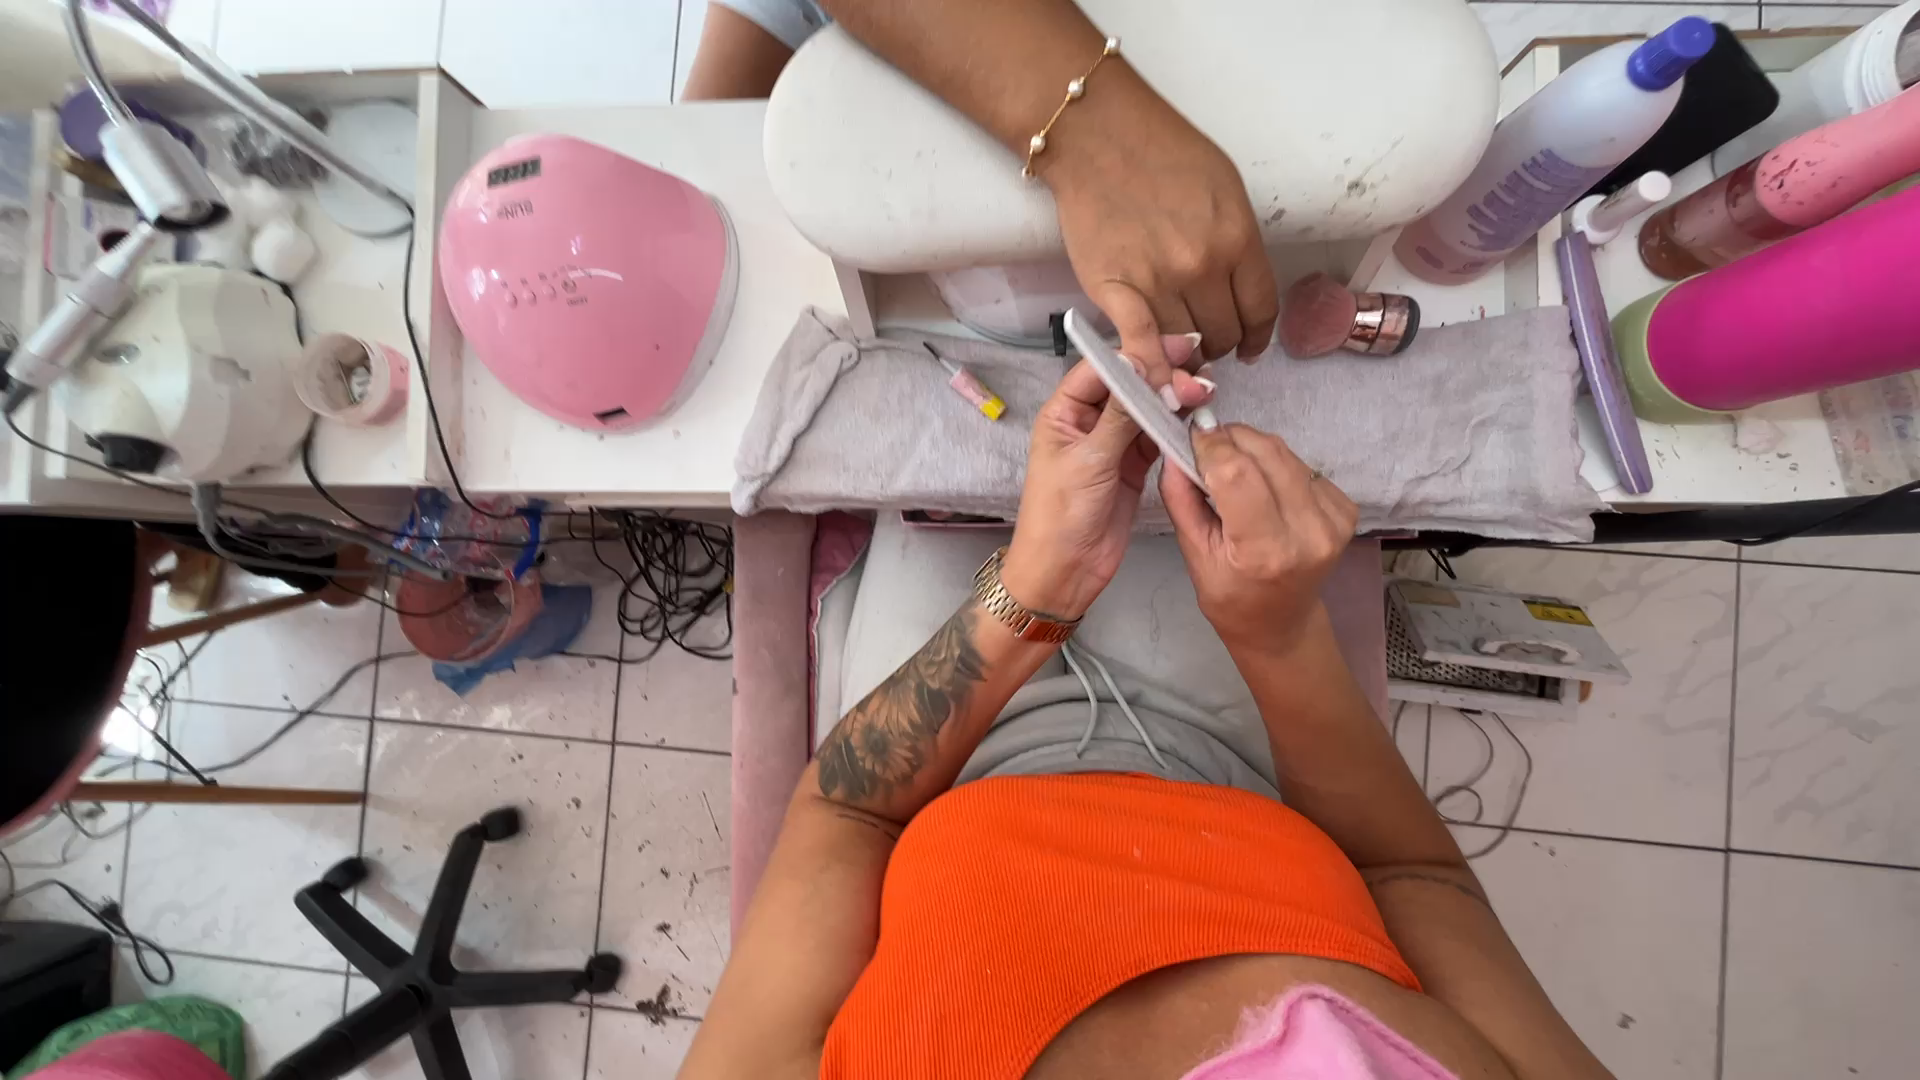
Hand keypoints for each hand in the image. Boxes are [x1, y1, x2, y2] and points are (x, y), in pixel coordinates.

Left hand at [1002, 337, 1211, 618]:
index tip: (1175, 346)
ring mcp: (1111, 444)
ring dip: (1174, 399)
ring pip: (1146, 408)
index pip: (1102, 369)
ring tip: (1205, 391)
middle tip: (1198, 373)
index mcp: (1063, 413)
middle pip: (1128, 384)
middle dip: (1162, 375)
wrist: (1065, 570)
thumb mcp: (1089, 460)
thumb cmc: (1061, 515)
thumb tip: (1138, 363)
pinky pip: (1156, 436)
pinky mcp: (1131, 466)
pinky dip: (1176, 426)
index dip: (1138, 354)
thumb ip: (1117, 414)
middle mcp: (1087, 422)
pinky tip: (1197, 416)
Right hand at [1039, 67, 1278, 393]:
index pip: (1259, 311)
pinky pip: (1141, 347)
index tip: (1248, 349)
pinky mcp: (1116, 292)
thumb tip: (1233, 292)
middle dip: (1216, 346)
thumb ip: (1235, 243)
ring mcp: (1158, 283)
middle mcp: (1203, 267)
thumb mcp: (1224, 188)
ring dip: (1182, 356)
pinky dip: (1151, 370)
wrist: (1097, 138)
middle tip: (1203, 344)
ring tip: (1174, 350)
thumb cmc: (1162, 152)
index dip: (1255, 338)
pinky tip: (1155, 380)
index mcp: (1238, 238)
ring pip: (1183, 346)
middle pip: (1222, 335)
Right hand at [1161, 424, 1359, 657]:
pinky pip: (1301, 465)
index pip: (1237, 475)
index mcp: (1264, 551)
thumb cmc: (1230, 596)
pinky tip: (1261, 483)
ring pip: (1285, 452)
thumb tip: (1175, 451)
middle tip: (1206, 443)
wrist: (1281, 624)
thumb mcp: (1193, 554)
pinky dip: (1274, 463)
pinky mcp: (1346, 509)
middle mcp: (1307, 532)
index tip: (1192, 434)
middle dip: (1230, 437)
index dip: (1212, 446)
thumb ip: (1181, 499)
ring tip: (1229, 463)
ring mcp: (1333, 519)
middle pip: (1266, 453)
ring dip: (1251, 447)